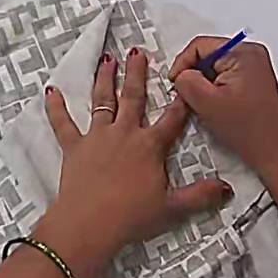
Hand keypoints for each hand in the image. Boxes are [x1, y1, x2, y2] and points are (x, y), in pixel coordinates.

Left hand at [39, 48, 231, 277]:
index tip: (186, 81)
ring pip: (102, 101)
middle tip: (138, 52)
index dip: (181, 100)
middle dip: (137, 73)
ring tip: (108, 60)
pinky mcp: (74, 147)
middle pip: (133, 97)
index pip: (172, 118)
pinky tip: (51, 91)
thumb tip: (227, 189)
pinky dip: (56, 108)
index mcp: (150, 145)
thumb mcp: (172, 208)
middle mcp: (124, 134)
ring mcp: (97, 137)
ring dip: (104, 79)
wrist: (89, 225)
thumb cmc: (131, 217)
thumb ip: (200, 196)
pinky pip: (63, 124)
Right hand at [166, 38, 277, 172]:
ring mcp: (253, 66)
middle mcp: (250, 54)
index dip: (182, 64)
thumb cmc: (249, 128)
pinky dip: (214, 89)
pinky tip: (217, 106)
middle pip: (207, 55)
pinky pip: (224, 76)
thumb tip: (181, 74)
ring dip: (204, 84)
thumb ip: (186, 81)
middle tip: (191, 97)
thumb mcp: (206, 102)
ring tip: (207, 104)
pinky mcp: (252, 78)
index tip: (176, 82)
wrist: (272, 148)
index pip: (199, 46)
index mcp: (242, 52)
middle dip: (195, 76)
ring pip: (214, 67)